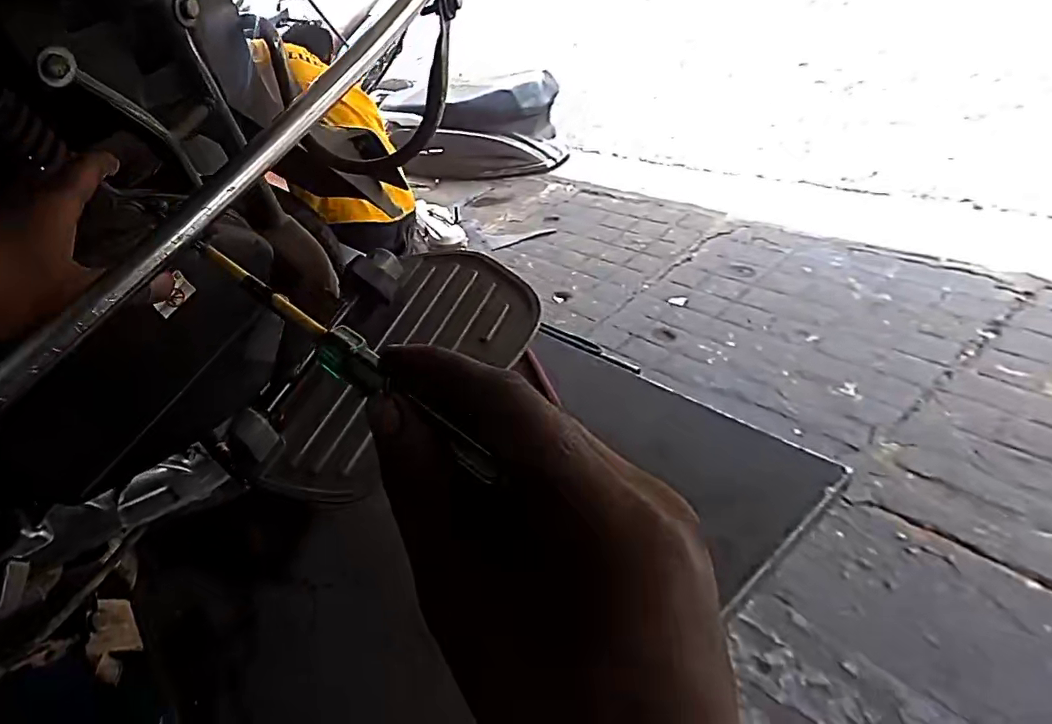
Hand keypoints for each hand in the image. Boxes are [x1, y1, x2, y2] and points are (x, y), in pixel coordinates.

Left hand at [0, 152, 118, 341]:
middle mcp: (23, 199)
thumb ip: (118, 288)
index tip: (120, 162)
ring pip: (33, 201)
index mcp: (53, 203)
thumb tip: (166, 282)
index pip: (86, 167)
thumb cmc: (4, 286)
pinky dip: (32, 229)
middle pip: (58, 180)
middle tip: (105, 198)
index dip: (106, 161)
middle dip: (82, 185)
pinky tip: (34, 256)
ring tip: (77, 228)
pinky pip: (13, 222)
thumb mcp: (69, 294)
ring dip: (55, 208)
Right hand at [367, 345, 737, 723]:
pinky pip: (577, 472)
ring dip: (489, 434)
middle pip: (535, 416)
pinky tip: (487, 490)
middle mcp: (645, 491)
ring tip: (431, 444)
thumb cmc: (542, 695)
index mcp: (603, 506)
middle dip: (460, 401)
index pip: (509, 400)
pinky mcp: (663, 533)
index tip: (388, 361)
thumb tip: (389, 410)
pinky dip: (522, 466)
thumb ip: (419, 487)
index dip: (440, 368)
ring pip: (554, 441)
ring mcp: (663, 511)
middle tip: (398, 402)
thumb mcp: (457, 587)